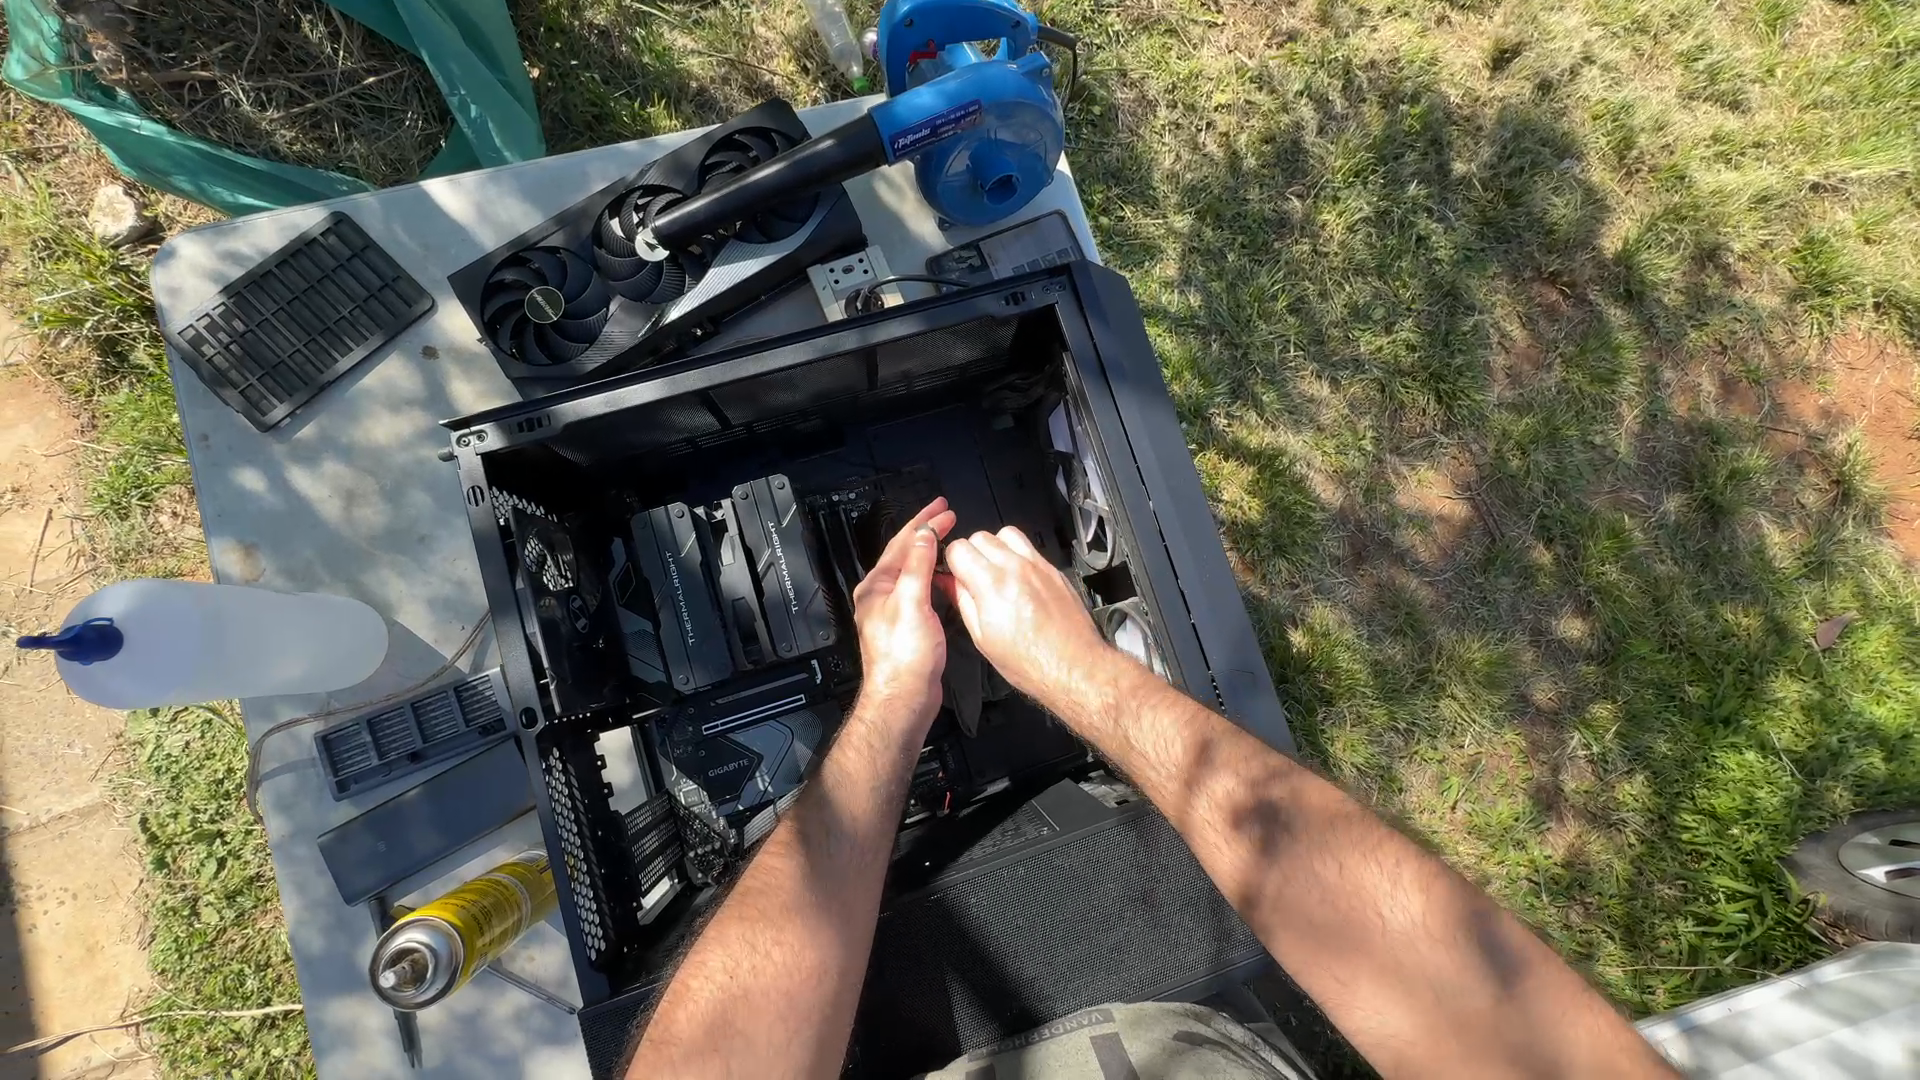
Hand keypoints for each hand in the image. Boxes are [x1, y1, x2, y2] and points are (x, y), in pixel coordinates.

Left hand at [851, 498, 957, 729]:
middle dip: (926, 533)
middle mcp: (881, 597)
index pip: (902, 543)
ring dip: (930, 554)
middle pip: (906, 554)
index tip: (943, 508)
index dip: (924, 522)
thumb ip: (918, 565)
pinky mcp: (908, 627)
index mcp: (877, 586)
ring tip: (947, 540)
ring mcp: (894, 612)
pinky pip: (921, 591)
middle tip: (946, 516)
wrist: (904, 698)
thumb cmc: (903, 657)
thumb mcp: (912, 602)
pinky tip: (945, 580)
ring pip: (913, 572)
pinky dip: (934, 578)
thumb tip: (924, 534)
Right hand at [942, 527, 1115, 714]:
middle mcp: (1016, 568)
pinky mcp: (1053, 570)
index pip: (958, 548)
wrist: (1073, 667)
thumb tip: (948, 582)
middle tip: (973, 577)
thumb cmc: (1031, 662)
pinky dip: (1017, 555)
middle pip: (980, 536)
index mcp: (992, 585)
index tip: (954, 575)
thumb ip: (962, 601)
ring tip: (996, 572)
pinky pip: (1030, 547)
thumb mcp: (982, 638)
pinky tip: (1017, 579)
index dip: (951, 562)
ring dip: (995, 548)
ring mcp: (1038, 566)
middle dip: (971, 553)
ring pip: (1006, 534)